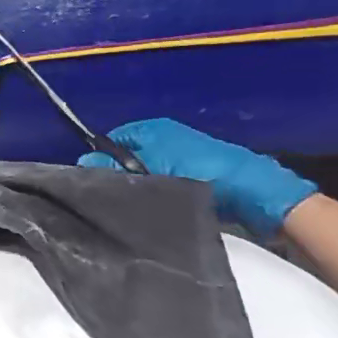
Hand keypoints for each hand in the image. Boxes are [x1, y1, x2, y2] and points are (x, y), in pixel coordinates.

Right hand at [79, 117, 315, 235]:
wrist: (255, 194)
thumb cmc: (200, 170)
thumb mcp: (152, 166)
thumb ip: (115, 166)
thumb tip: (82, 164)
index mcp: (151, 128)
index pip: (110, 140)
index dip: (99, 158)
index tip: (92, 180)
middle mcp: (162, 139)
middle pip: (125, 157)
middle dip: (117, 174)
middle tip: (110, 195)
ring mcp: (177, 159)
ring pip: (142, 174)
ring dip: (137, 188)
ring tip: (130, 204)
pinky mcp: (190, 179)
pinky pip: (160, 185)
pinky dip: (155, 195)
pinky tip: (151, 209)